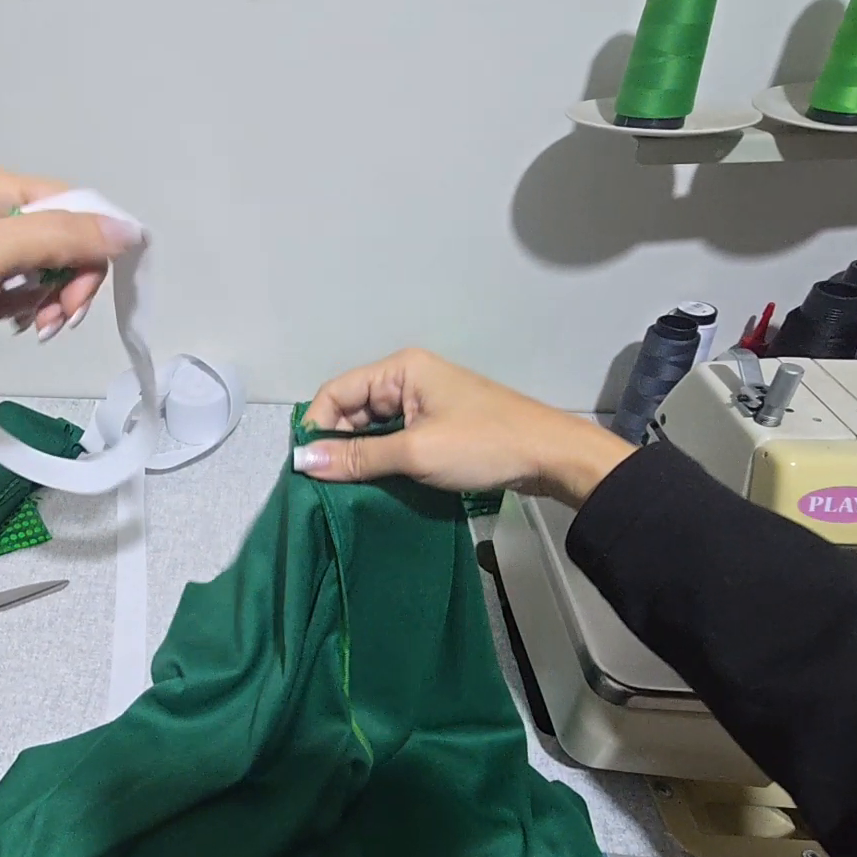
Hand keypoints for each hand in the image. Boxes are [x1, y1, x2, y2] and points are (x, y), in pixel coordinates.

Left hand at [0, 165, 142, 418]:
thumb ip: (57, 237)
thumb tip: (128, 231)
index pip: (76, 207)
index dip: (92, 251)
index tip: (78, 299)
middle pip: (69, 239)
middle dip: (74, 282)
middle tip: (58, 319)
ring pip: (56, 267)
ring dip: (59, 300)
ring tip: (40, 328)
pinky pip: (35, 288)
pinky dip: (40, 309)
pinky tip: (25, 326)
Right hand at [292, 349, 635, 507]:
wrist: (553, 457)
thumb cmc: (483, 444)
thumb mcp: (414, 453)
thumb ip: (356, 457)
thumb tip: (303, 462)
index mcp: (400, 370)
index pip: (337, 392)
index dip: (317, 426)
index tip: (307, 465)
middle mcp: (406, 379)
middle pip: (351, 409)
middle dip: (335, 443)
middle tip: (323, 483)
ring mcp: (421, 403)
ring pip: (369, 427)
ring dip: (356, 454)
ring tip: (342, 487)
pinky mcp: (433, 426)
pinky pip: (390, 439)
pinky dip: (378, 459)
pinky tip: (370, 482)